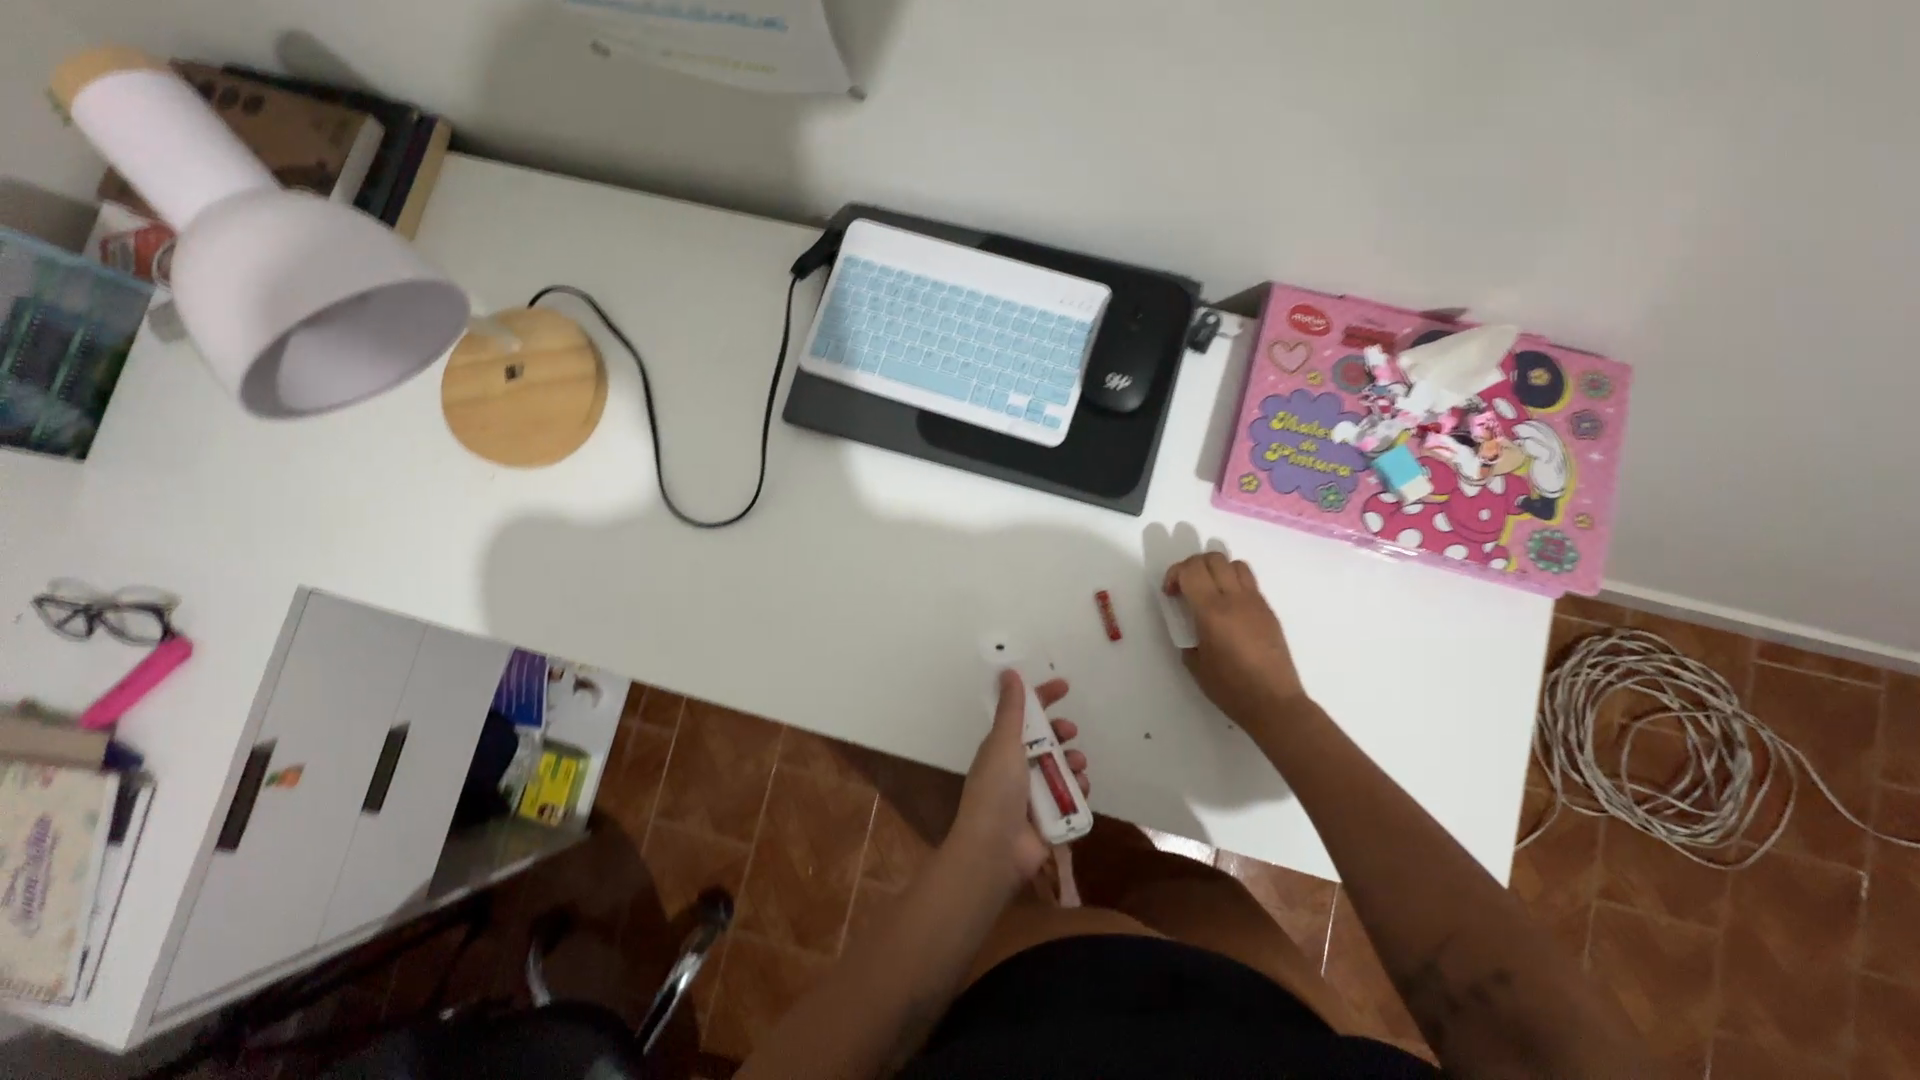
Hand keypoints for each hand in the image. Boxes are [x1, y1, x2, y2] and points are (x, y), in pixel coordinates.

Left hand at [945, 671, 1088, 890]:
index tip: (1064, 686)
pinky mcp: (1048, 818)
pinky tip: (1081, 789)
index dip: (1042, 699)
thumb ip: (1011, 709)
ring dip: (1072, 762)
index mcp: (1000, 749)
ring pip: (1061, 769)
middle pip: (1045, 742)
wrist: (995, 849)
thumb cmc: (996, 791)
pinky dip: (1078, 790)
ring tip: (1078, 766)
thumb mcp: (1003, 743)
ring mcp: (1032, 795)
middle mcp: (1015, 769)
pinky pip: (1070, 797)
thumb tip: (1008, 672)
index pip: (1023, 716)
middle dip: (1061, 733)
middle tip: (1070, 731)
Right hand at [1164, 552, 1306, 727]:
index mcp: (1213, 612)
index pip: (1191, 570)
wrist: (1274, 702)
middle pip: (1213, 558)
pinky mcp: (1268, 610)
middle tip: (1186, 588)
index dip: (1174, 574)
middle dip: (1193, 566)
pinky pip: (1249, 582)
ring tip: (1209, 592)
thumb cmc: (1230, 688)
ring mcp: (1256, 602)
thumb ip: (1187, 635)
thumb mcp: (1195, 664)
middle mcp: (1235, 599)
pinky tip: (1228, 609)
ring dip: (1216, 569)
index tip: (1170, 594)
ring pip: (1234, 564)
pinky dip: (1233, 583)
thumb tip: (1189, 623)